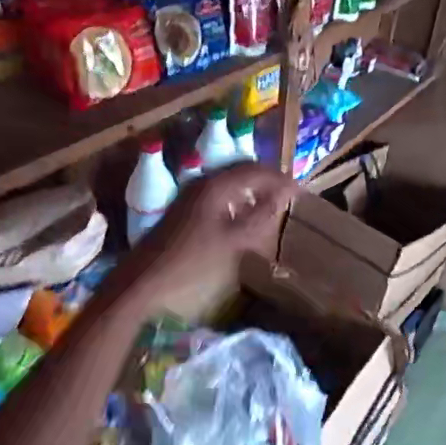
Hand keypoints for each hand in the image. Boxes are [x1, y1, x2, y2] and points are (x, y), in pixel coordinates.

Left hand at [117, 163, 295, 295]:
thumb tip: (285, 193)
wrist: (146, 275)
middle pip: (241, 170)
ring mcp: (191, 193)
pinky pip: (218, 192)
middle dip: (266, 179)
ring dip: (251, 188)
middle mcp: (203, 181)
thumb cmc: (192, 259)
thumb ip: (261, 215)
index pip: (255, 169)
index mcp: (216, 185)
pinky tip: (243, 215)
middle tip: (287, 193)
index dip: (280, 177)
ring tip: (271, 203)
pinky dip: (236, 197)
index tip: (300, 189)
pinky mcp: (185, 206)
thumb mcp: (234, 240)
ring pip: (229, 181)